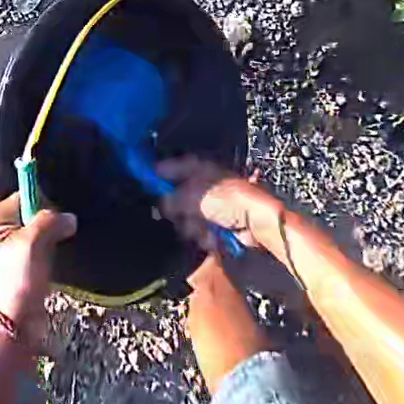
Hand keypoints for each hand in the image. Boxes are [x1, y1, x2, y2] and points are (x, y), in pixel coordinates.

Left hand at [0, 125, 75, 343]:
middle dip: (37, 191)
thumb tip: (68, 216)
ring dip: (48, 215)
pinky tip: (70, 232)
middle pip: (17, 196)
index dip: (8, 167)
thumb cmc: (10, 282)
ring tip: (70, 206)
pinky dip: (54, 234)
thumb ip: (50, 220)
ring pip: (32, 217)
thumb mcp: (31, 242)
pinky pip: (42, 238)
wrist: (8, 331)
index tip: (34, 158)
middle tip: (62, 181)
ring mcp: (13, 244)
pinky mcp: (27, 262)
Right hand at [157, 156, 287, 253]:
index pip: (170, 167)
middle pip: (175, 197)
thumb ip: (172, 198)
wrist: (258, 222)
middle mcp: (202, 184)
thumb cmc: (230, 200)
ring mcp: (209, 204)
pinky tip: (212, 236)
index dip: (157, 174)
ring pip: (186, 217)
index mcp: (198, 169)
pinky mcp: (215, 222)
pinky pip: (198, 229)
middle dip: (179, 211)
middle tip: (185, 216)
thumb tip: (159, 202)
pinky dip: (203, 235)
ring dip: (193, 226)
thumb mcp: (195, 196)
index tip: (145, 183)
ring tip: (204, 228)